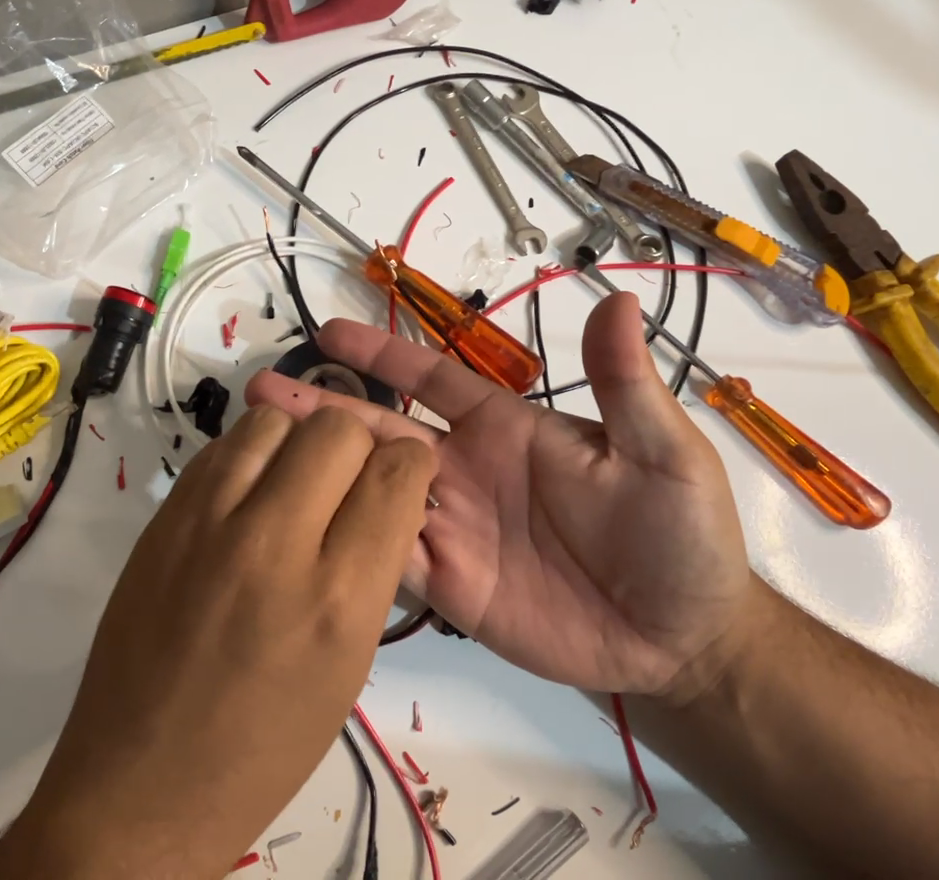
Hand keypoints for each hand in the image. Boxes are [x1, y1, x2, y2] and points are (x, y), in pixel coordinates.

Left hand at [0, 405, 435, 879]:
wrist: (145, 780)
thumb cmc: (264, 744)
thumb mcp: (348, 664)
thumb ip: (371, 568)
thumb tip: (383, 497)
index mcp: (338, 596)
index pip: (397, 475)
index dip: (411, 466)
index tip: (402, 478)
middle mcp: (275, 542)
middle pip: (338, 430)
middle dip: (359, 447)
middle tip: (348, 483)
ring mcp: (207, 523)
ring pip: (275, 420)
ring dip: (298, 442)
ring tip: (294, 483)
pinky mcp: (163, 518)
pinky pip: (221, 448)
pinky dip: (248, 456)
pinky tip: (248, 495)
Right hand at [246, 292, 755, 701]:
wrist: (681, 638)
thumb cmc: (679, 534)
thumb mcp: (659, 451)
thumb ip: (622, 385)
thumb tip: (613, 300)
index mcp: (505, 429)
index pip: (430, 380)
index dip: (382, 355)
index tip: (328, 331)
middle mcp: (465, 471)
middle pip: (379, 434)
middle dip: (321, 411)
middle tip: (260, 390)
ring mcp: (451, 530)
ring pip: (368, 492)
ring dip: (318, 472)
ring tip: (256, 453)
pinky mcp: (448, 588)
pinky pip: (384, 558)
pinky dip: (342, 540)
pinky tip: (297, 527)